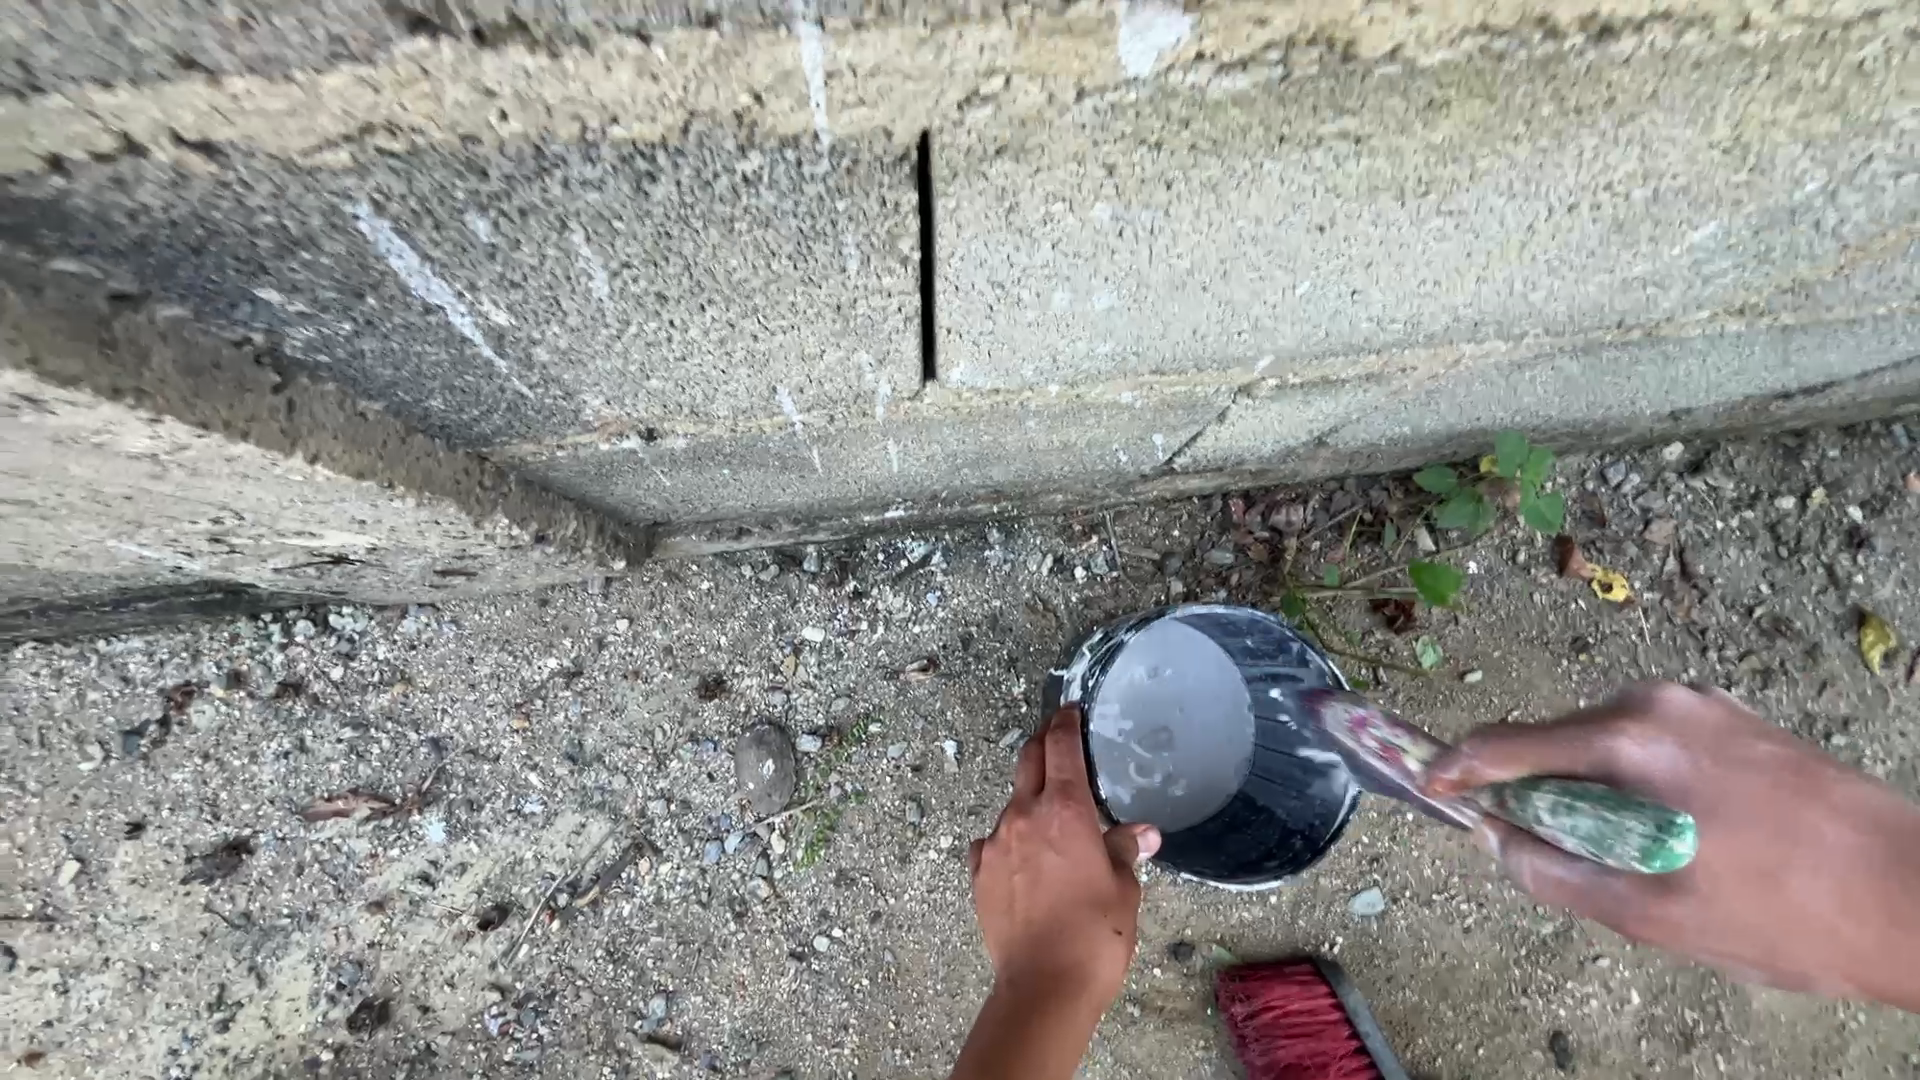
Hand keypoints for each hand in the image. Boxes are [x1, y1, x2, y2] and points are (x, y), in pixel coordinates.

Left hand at [967, 705, 1160, 1009]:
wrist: (1044, 985)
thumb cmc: (1094, 935)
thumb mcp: (1124, 889)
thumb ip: (1126, 850)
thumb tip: (1145, 833)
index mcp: (1065, 810)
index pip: (1060, 747)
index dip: (1064, 723)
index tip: (1068, 711)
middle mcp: (1023, 815)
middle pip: (1027, 760)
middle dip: (1040, 742)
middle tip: (1054, 738)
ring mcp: (996, 841)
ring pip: (1012, 804)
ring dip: (1029, 801)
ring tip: (1050, 825)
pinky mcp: (979, 871)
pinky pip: (993, 841)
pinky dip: (1008, 840)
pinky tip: (1022, 861)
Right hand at [1427, 682, 1919, 1006]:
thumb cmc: (1795, 916)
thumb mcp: (1655, 918)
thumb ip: (1551, 874)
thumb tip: (1495, 838)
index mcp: (1627, 742)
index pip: (1504, 744)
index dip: (1455, 768)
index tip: (1429, 787)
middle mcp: (1650, 702)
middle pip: (1547, 738)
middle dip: (1530, 787)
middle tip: (1548, 842)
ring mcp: (1693, 701)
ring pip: (1590, 737)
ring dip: (1580, 782)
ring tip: (1625, 842)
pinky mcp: (1724, 713)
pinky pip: (1637, 736)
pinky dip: (1623, 774)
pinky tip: (1666, 821)